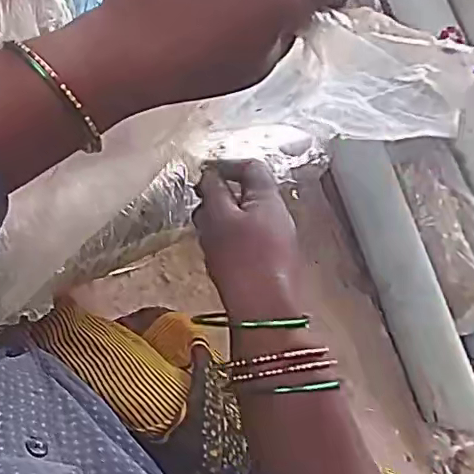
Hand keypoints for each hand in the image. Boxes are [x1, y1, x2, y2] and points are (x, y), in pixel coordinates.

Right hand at [193, 160, 301, 317]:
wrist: (264, 308)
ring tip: (202, 232)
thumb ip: (213, 190)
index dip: (224, 165)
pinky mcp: (269, 257)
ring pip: (242, 214)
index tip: (199, 174)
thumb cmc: (239, 256)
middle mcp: (277, 214)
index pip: (250, 167)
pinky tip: (213, 249)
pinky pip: (244, 234)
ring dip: (218, 217)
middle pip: (245, 192)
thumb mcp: (219, 216)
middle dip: (217, 195)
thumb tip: (209, 173)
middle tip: (195, 207)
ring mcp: (276, 237)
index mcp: (268, 199)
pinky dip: (225, 235)